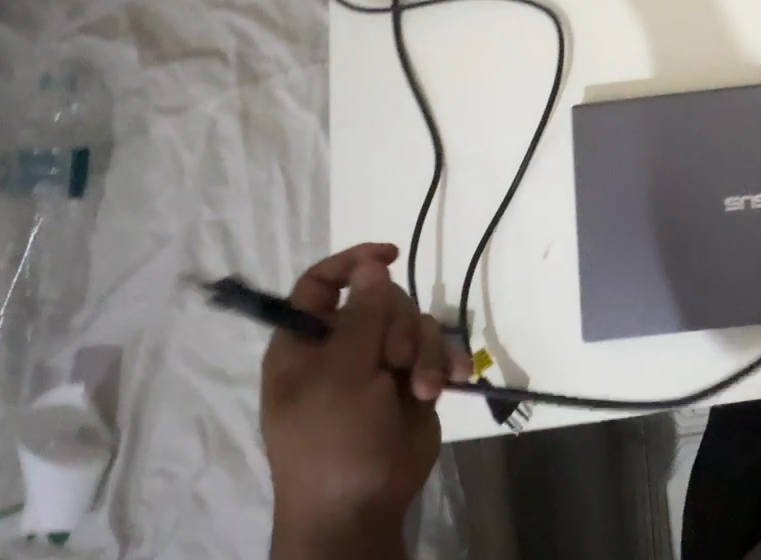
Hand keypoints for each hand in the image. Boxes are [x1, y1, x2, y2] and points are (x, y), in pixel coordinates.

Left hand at [261, 244, 470, 557]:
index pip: (322, 284)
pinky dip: (448, 362)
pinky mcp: (414, 380)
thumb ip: (361, 316)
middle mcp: (343, 348)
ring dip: (426, 353)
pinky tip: (454, 381)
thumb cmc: (333, 442)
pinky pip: (440, 349)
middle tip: (394, 361)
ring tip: (422, 389)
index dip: (352, 263)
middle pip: (383, 301)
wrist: (361, 506)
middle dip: (400, 326)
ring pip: (417, 324)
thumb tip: (372, 265)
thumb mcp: (342, 375)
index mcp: (306, 344)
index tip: (390, 254)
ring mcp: (380, 365)